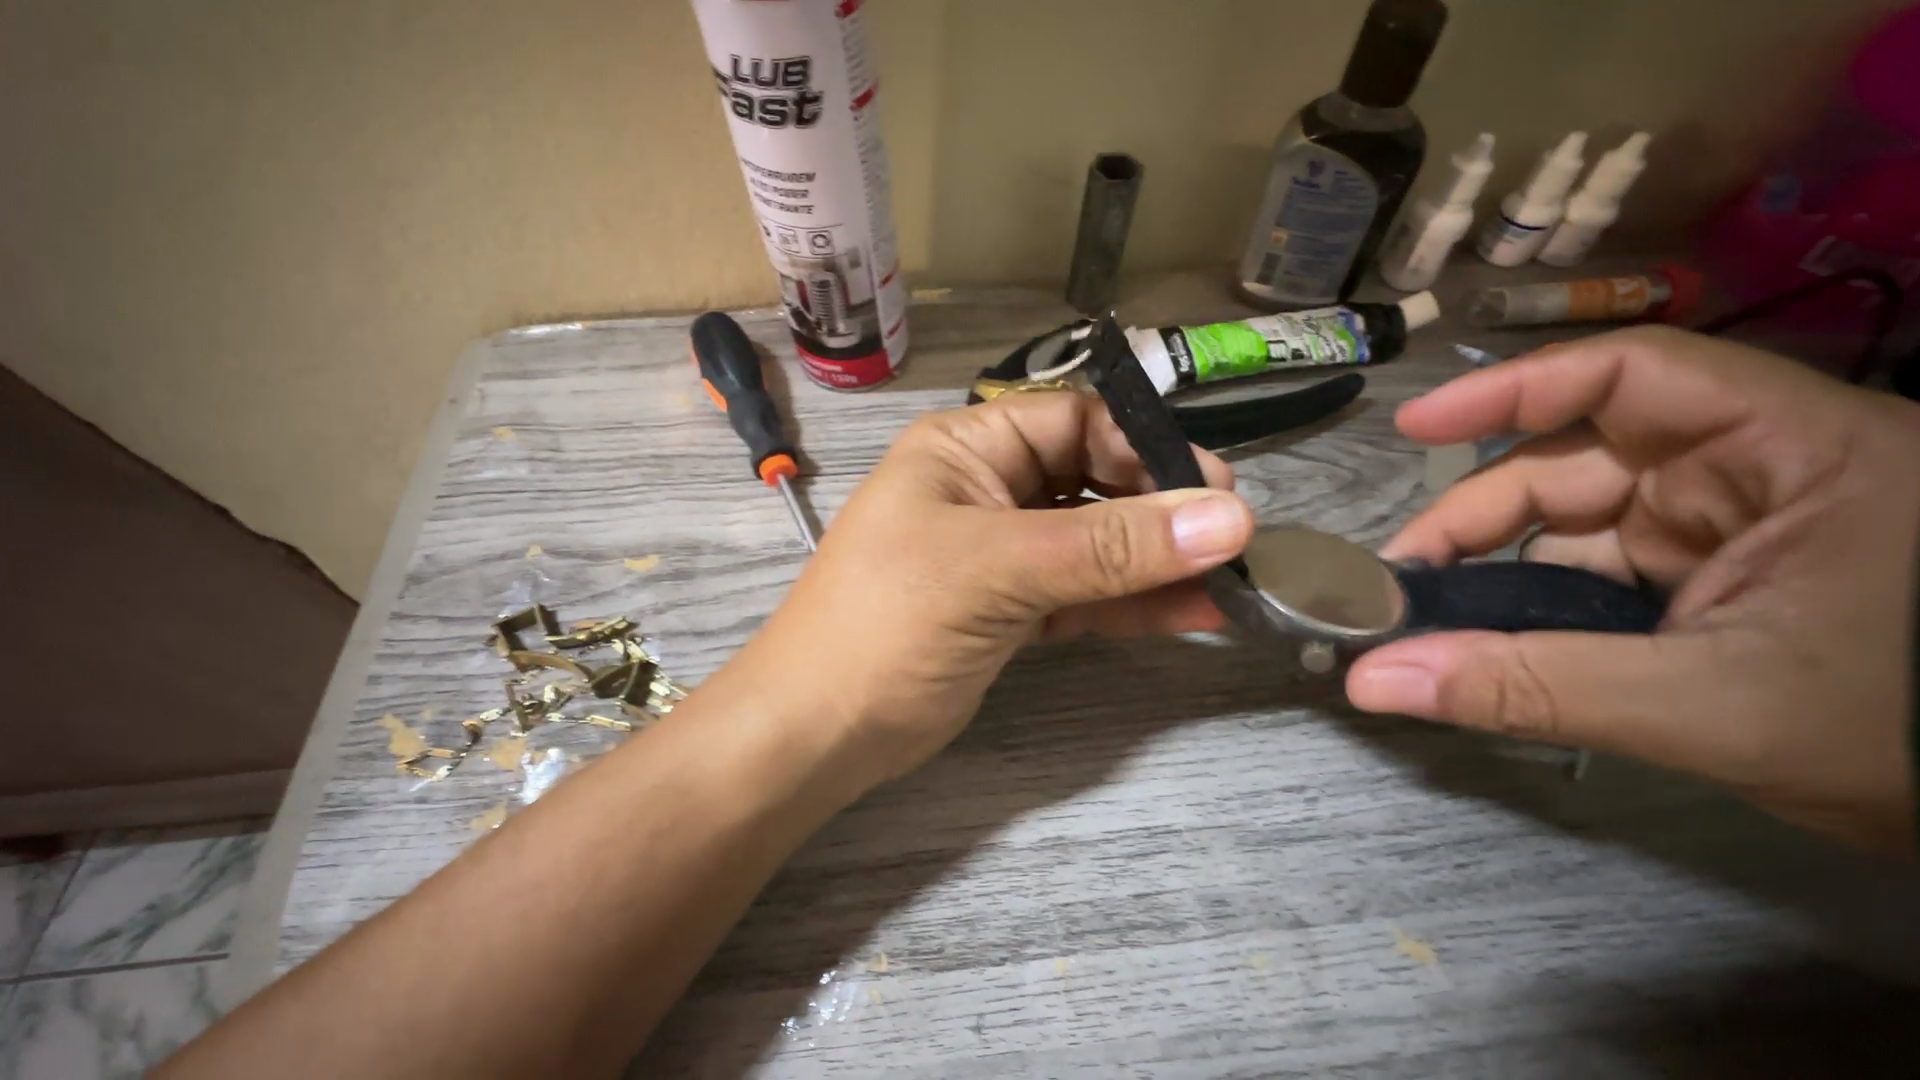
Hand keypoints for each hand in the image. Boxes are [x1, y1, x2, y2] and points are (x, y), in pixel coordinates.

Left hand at [729, 390, 1252, 791]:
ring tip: (1234, 583)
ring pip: (1096, 545)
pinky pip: (1086, 595)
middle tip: (1234, 540)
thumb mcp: (999, 570)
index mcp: (967, 447)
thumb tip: (1230, 519)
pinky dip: (1134, 604)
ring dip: (1159, 563)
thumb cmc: (890, 622)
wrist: (819, 730)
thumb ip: (1112, 546)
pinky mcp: (1013, 611)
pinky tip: (1195, 612)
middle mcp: (988, 488)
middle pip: (1094, 481)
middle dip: (1161, 510)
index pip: (1077, 422)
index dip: (1147, 449)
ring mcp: (1002, 554)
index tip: (1218, 490)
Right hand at [1346, 326, 1919, 852]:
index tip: (1413, 427)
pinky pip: (1593, 577)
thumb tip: (1374, 681)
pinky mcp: (1708, 583)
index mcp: (1792, 451)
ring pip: (1573, 527)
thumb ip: (1534, 688)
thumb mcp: (1714, 708)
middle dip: (1476, 521)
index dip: (1512, 390)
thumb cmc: (1913, 738)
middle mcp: (1750, 473)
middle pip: (1574, 464)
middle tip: (1397, 585)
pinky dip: (1535, 608)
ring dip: (1495, 571)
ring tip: (1425, 621)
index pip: (1630, 376)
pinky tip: (1487, 642)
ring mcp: (1726, 531)